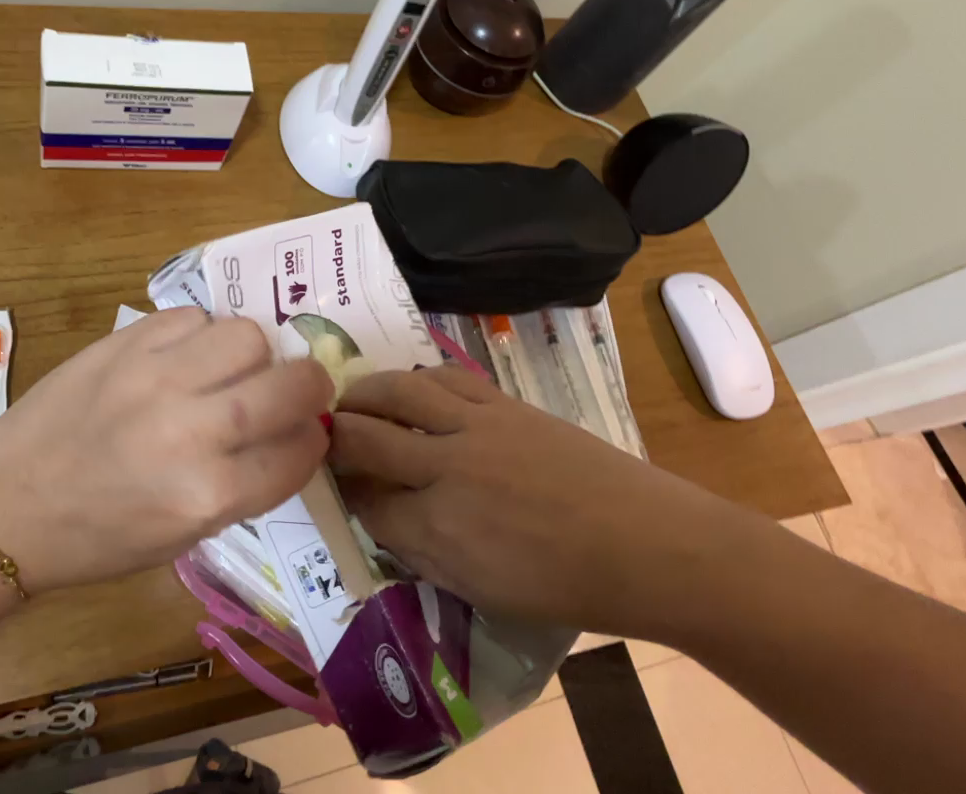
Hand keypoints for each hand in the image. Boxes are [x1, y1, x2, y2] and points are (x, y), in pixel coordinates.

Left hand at [0, 309, 333, 592]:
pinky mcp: (122, 343)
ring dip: (253, 354)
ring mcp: (154, 377)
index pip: (300, 451)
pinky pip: (191, 316)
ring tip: (230, 370)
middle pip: (291, 383)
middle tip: (292, 391)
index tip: (302, 436)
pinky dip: (200, 335)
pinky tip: (184, 357)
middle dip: (307, 387)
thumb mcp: (184, 534)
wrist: (5, 506)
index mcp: (208, 495)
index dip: (310, 442)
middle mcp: (191, 430)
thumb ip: (244, 484)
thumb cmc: (96, 539)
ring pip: (247, 334)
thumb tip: (290, 433)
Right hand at [331, 366, 773, 641]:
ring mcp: (475, 428)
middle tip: (320, 435)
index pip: (363, 502)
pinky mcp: (503, 404)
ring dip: (363, 394)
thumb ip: (419, 549)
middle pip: (363, 438)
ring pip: (397, 392)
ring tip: (351, 401)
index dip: (341, 493)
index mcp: (436, 530)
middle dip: (332, 436)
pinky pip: (443, 377)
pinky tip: (410, 389)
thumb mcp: (478, 588)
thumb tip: (382, 515)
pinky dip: (414, 380)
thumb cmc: (564, 584)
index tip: (331, 487)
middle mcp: (444, 469)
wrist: (645, 544)